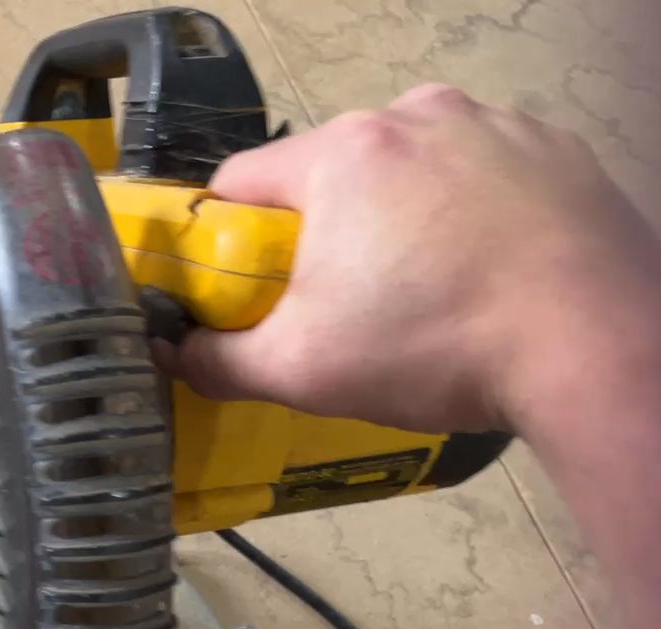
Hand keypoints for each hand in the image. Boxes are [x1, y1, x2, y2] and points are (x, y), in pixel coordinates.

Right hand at [164, 84, 660, 434]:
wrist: (604, 354)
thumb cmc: (429, 347)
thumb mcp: (288, 370)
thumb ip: (206, 360)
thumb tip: (167, 353)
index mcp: (344, 154)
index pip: (234, 183)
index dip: (218, 240)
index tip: (237, 288)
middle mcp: (419, 115)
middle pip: (312, 175)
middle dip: (298, 232)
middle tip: (313, 298)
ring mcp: (497, 125)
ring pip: (386, 172)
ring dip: (369, 220)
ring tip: (391, 286)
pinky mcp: (554, 149)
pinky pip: (457, 175)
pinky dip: (438, 214)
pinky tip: (455, 270)